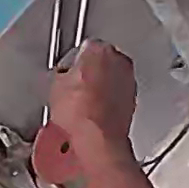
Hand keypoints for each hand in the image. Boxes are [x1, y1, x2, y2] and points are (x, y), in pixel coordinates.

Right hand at [37, 41, 137, 184]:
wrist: (98, 139)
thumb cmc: (81, 113)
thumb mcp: (56, 86)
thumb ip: (63, 73)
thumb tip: (64, 76)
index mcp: (99, 50)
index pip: (84, 48)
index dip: (71, 63)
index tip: (65, 73)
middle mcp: (119, 62)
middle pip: (100, 62)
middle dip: (88, 72)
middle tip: (73, 87)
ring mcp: (128, 81)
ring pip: (110, 78)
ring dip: (99, 87)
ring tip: (81, 103)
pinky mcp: (132, 100)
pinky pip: (115, 96)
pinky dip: (106, 101)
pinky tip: (93, 113)